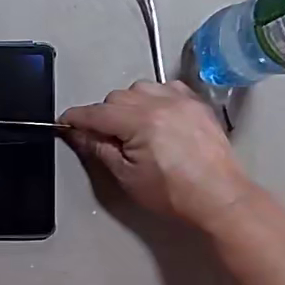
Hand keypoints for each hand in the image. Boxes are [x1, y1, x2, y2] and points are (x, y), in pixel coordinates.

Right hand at [60, 80, 256, 227]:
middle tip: (105, 138)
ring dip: (129, 103)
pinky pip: (166, 87)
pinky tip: (155, 116)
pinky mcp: (197, 104)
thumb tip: (78, 134)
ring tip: (132, 127)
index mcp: (140, 122)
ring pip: (140, 88)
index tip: (64, 122)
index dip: (76, 118)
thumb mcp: (126, 176)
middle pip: (117, 97)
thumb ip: (99, 149)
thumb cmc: (173, 194)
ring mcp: (182, 101)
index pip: (97, 113)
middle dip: (104, 114)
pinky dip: (154, 97)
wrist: (219, 197)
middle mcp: (161, 103)